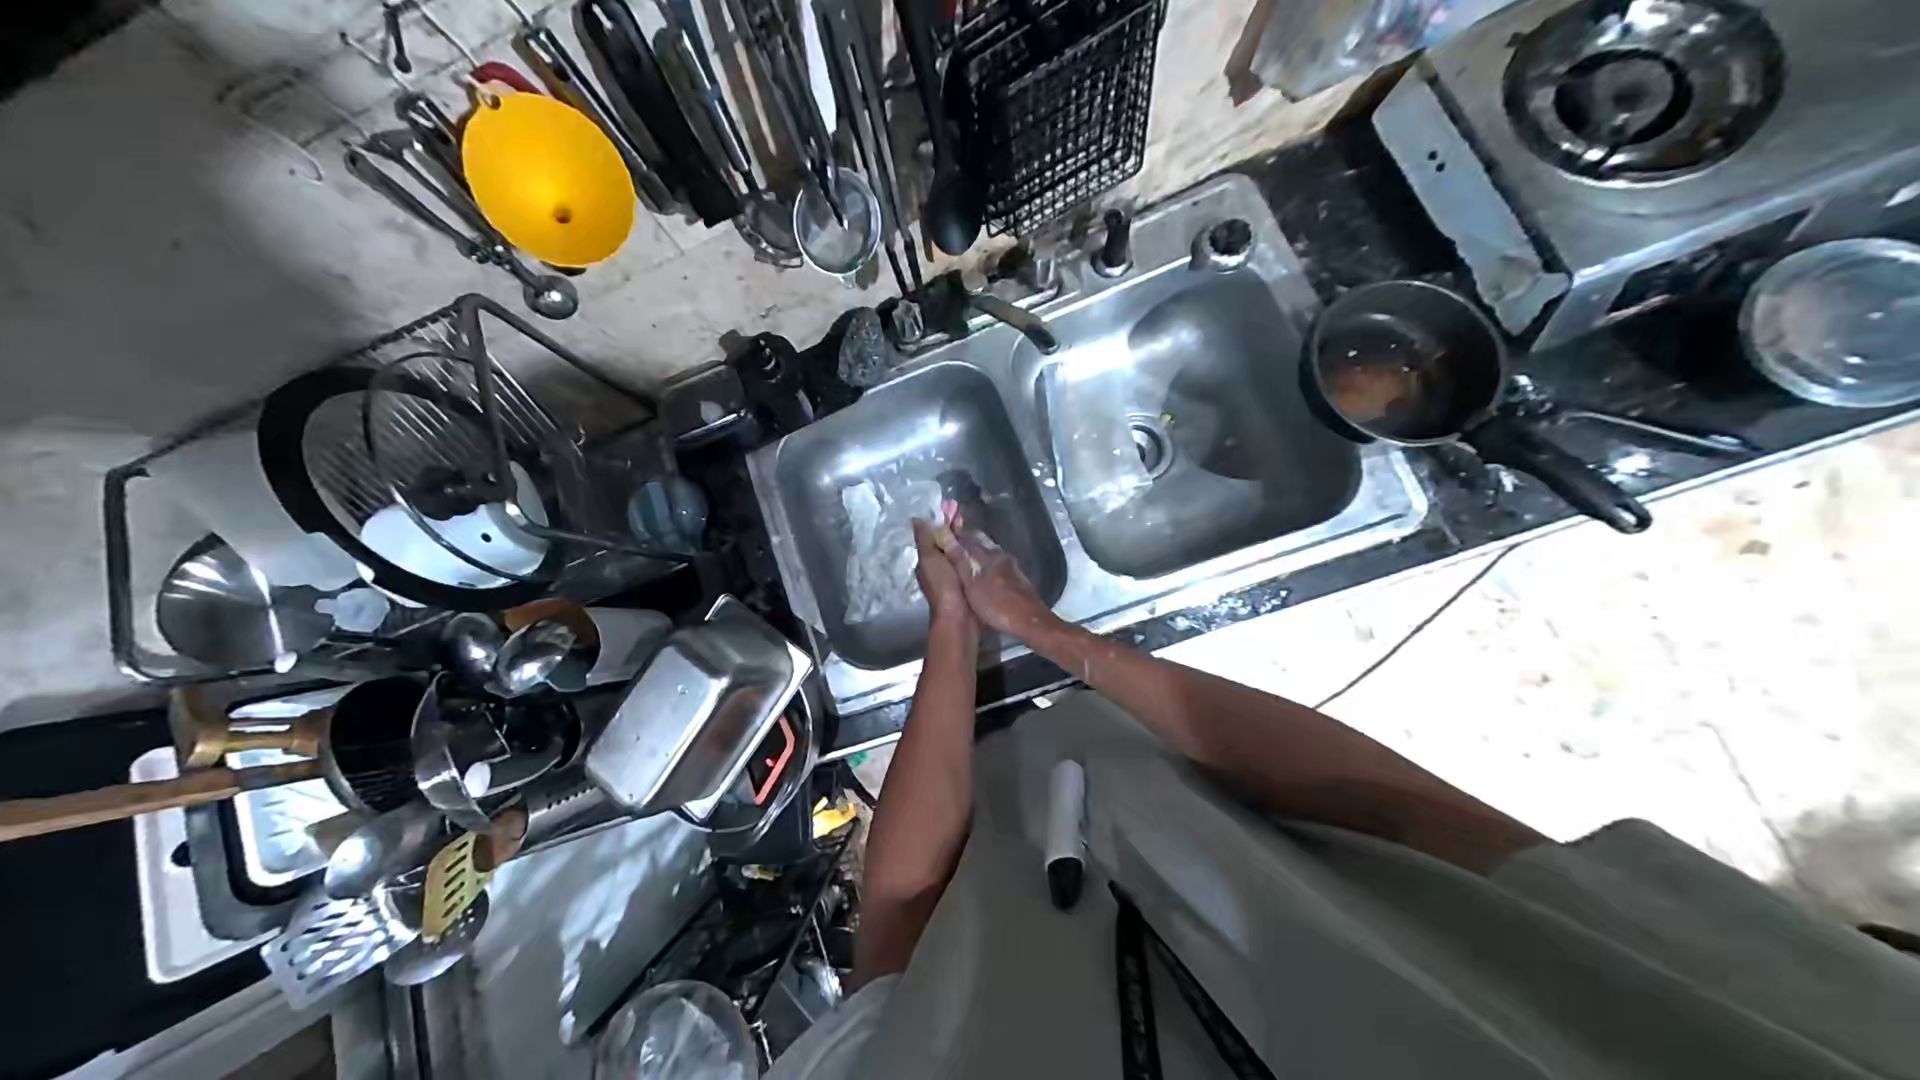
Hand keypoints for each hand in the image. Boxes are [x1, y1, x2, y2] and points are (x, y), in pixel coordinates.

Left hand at [912, 519, 973, 631]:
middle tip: (960, 509)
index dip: (940, 518)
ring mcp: (952, 573)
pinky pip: (966, 558)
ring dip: (960, 533)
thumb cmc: (943, 587)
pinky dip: (969, 547)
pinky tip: (977, 542)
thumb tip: (916, 517)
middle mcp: (938, 565)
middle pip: (943, 539)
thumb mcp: (930, 559)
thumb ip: (925, 539)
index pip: (932, 533)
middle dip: (950, 524)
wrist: (959, 618)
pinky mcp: (966, 580)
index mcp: (927, 559)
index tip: (951, 504)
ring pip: (955, 548)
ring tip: (968, 520)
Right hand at [942, 513, 1057, 639]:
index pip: (969, 539)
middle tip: (953, 545)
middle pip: (982, 546)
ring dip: (979, 557)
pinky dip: (989, 568)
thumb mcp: (972, 585)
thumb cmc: (997, 605)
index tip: (944, 531)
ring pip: (992, 557)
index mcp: (990, 555)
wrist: (1030, 622)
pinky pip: (999, 568)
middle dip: (968, 544)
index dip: (956, 535)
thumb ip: (960, 561)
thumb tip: (946, 536)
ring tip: (966, 562)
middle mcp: (1003, 557)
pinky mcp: (1020, 581)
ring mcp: (1014, 569)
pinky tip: (986, 576)